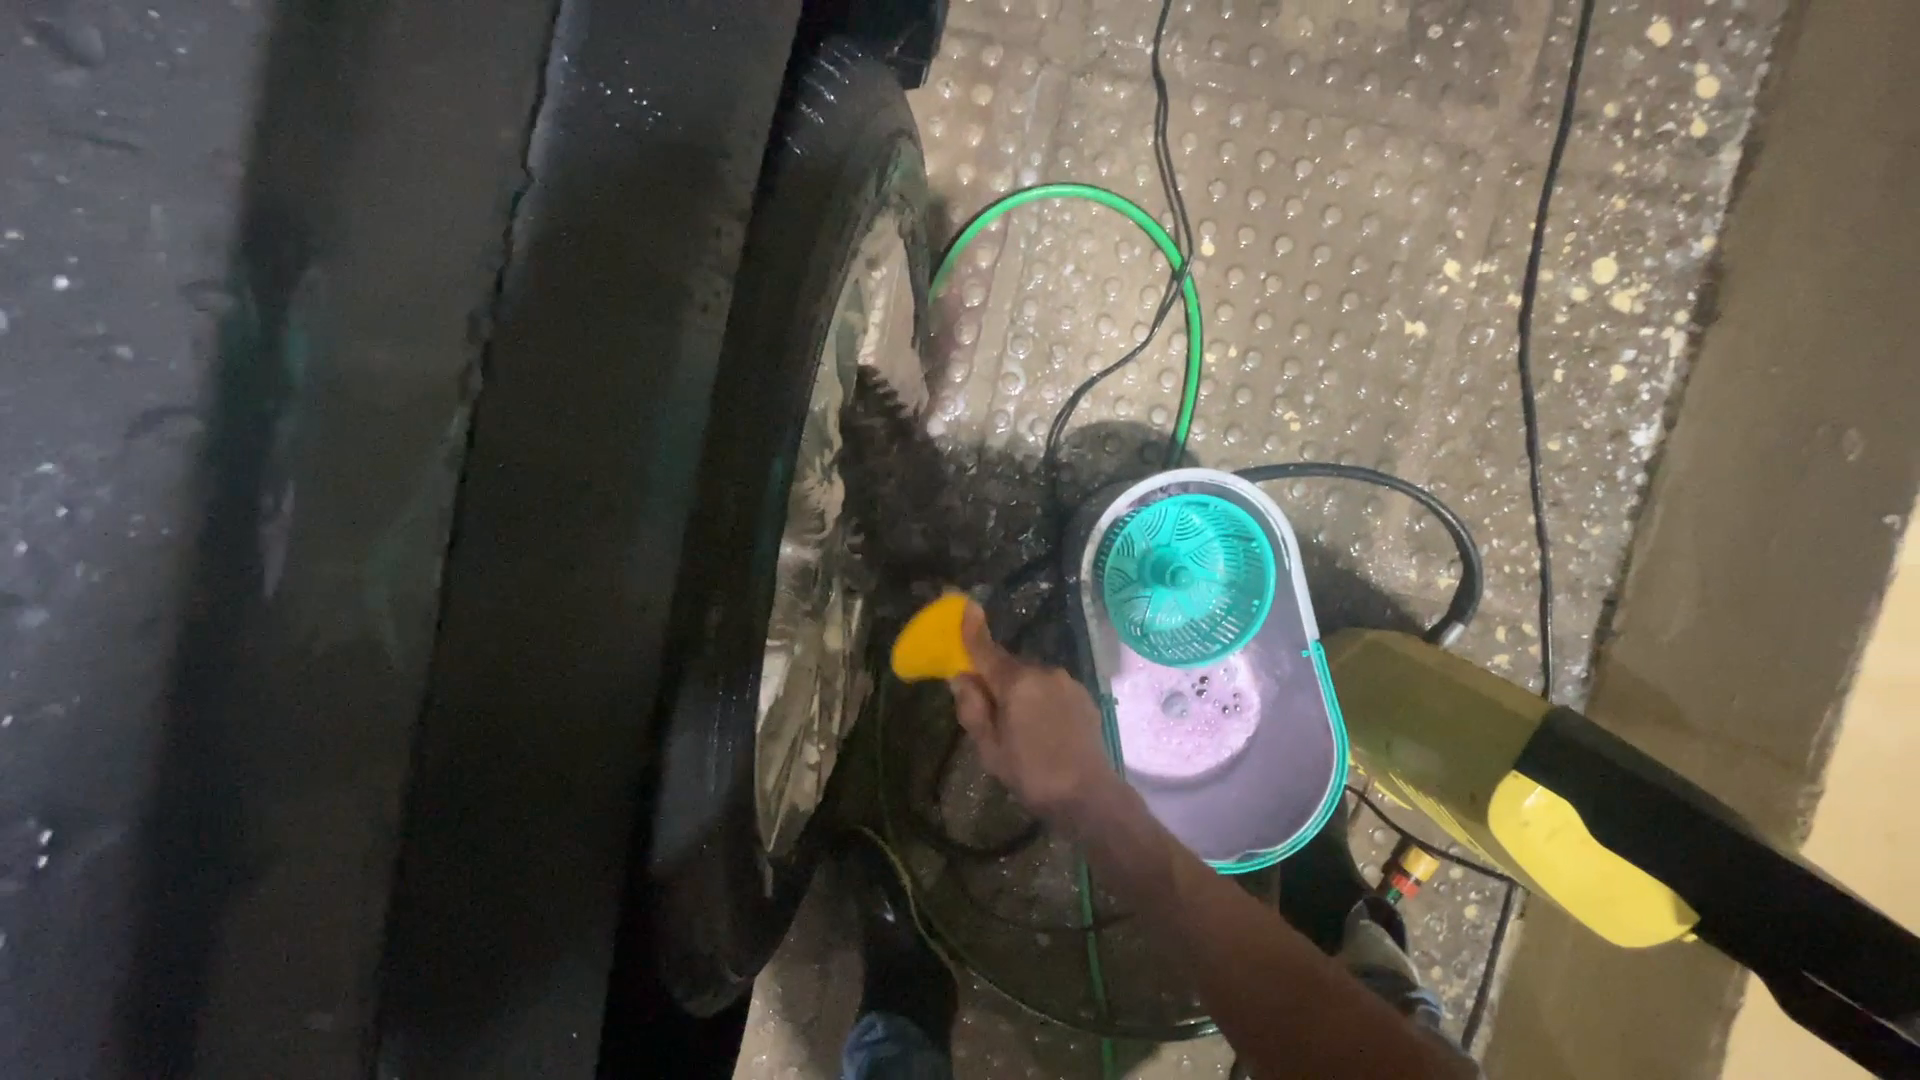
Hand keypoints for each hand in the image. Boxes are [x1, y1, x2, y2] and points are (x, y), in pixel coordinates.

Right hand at [948, 601, 1125, 830]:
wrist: (1089, 795)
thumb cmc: (1032, 774)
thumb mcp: (990, 748)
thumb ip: (973, 708)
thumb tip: (962, 677)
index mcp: (1016, 682)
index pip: (986, 649)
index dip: (972, 629)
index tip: (966, 604)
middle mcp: (1043, 672)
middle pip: (1008, 667)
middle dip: (996, 681)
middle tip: (990, 714)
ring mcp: (1067, 683)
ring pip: (1031, 679)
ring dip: (1021, 693)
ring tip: (1021, 729)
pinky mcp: (1084, 696)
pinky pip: (1051, 690)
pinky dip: (1041, 700)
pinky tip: (1044, 730)